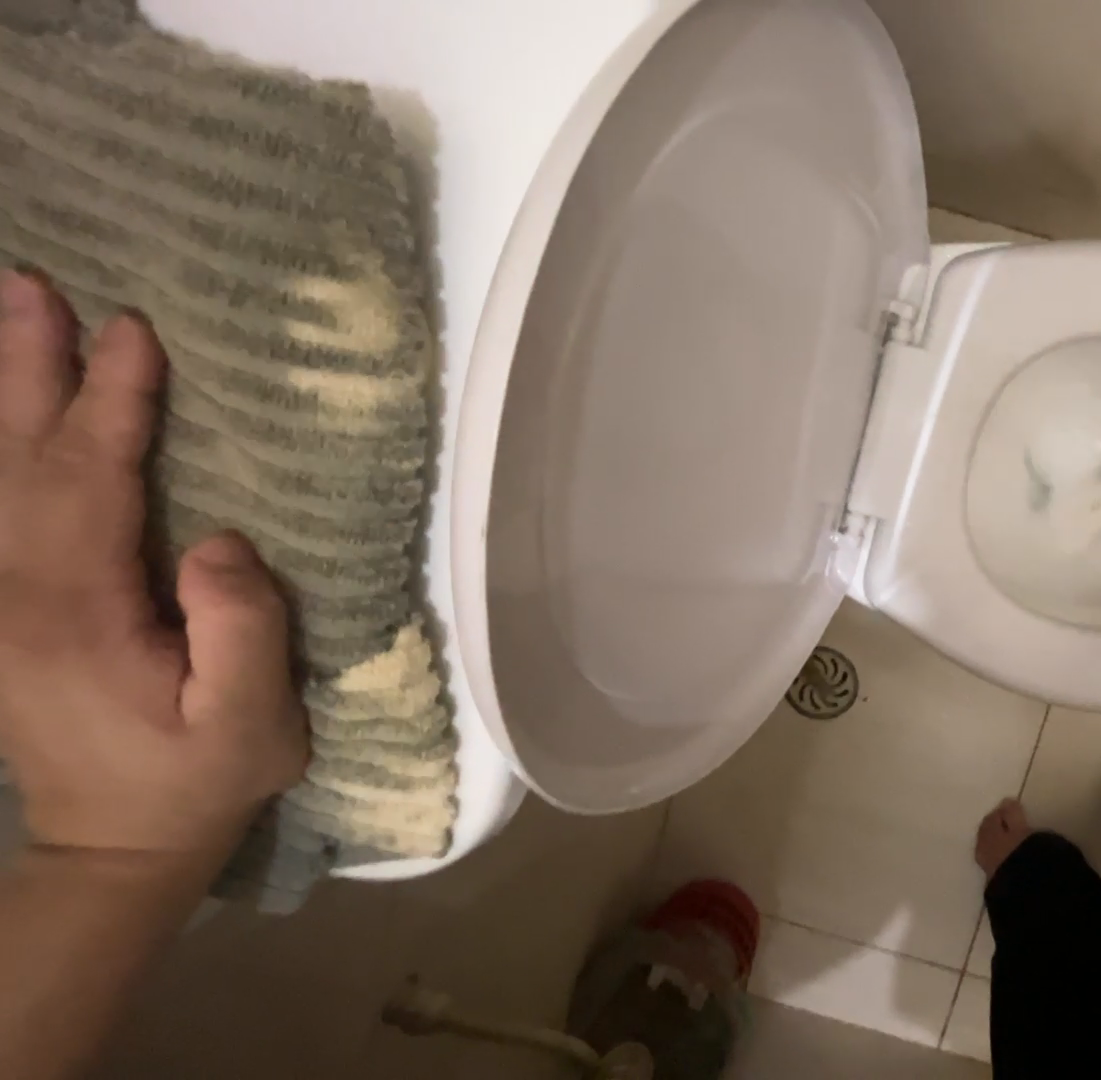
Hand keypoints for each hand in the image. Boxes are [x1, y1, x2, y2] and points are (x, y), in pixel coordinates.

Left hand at [0, 268, 306, 873]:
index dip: (109, 408)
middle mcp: (7, 593)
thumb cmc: (202, 775)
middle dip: (21, 371)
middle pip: (9, 462)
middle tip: (30, 285)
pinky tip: (0, 418)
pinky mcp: (3, 607)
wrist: (118, 837)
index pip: (84, 485)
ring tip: (5, 318)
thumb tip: (220, 541)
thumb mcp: (249, 716)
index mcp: (69, 612)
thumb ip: (240, 630)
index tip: (133, 335)